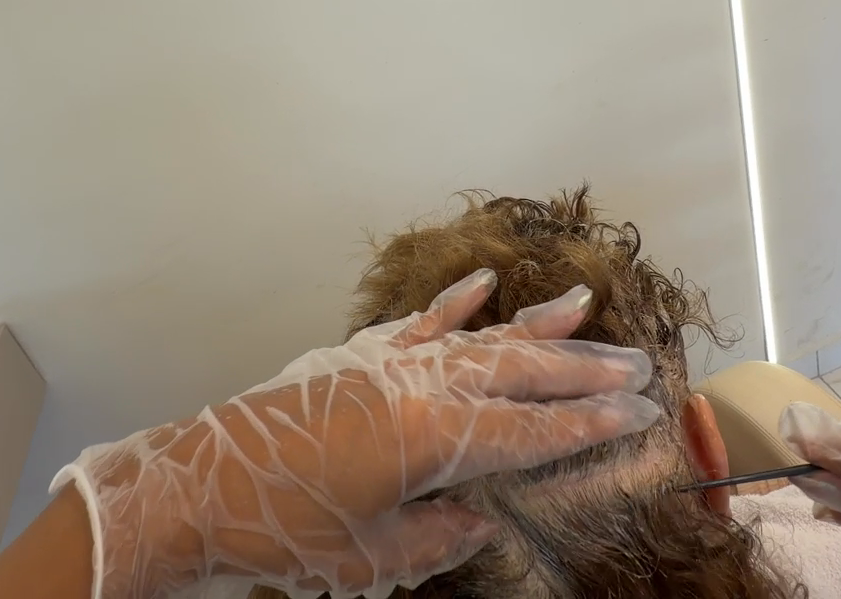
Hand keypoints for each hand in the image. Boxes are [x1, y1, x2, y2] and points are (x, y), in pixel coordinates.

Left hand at [55, 269, 660, 598]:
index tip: (638, 411)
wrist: (202, 482)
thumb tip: (484, 516)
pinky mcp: (364, 352)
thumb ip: (440, 534)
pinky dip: (455, 301)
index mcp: (433, 439)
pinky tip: (485, 282)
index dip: (588, 423)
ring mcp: (393, 361)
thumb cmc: (286, 530)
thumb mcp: (373, 558)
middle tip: (636, 363)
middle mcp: (422, 386)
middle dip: (582, 370)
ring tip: (584, 306)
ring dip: (536, 326)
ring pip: (482, 338)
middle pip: (519, 373)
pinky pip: (421, 321)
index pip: (530, 430)